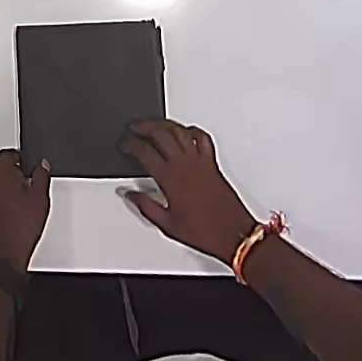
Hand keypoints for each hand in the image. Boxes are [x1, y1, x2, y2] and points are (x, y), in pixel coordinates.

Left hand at [0, 149, 51, 270]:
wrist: (7, 251)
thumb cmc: (21, 225)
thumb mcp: (40, 196)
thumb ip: (42, 174)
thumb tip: (42, 164)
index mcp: (1, 171)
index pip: (8, 153)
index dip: (20, 156)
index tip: (28, 163)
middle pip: (0, 166)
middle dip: (14, 169)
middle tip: (28, 178)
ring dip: (7, 182)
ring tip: (23, 195)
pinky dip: (2, 196)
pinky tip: (15, 207)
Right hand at [122, 119, 257, 263]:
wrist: (236, 236)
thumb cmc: (205, 232)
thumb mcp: (168, 225)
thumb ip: (145, 207)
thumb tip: (129, 195)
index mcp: (170, 179)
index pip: (144, 151)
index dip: (130, 143)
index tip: (125, 144)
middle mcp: (185, 165)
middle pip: (159, 133)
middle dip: (143, 127)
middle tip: (134, 129)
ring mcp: (200, 161)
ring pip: (178, 130)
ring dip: (162, 124)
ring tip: (153, 124)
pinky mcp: (212, 163)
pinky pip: (201, 138)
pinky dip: (190, 130)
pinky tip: (183, 131)